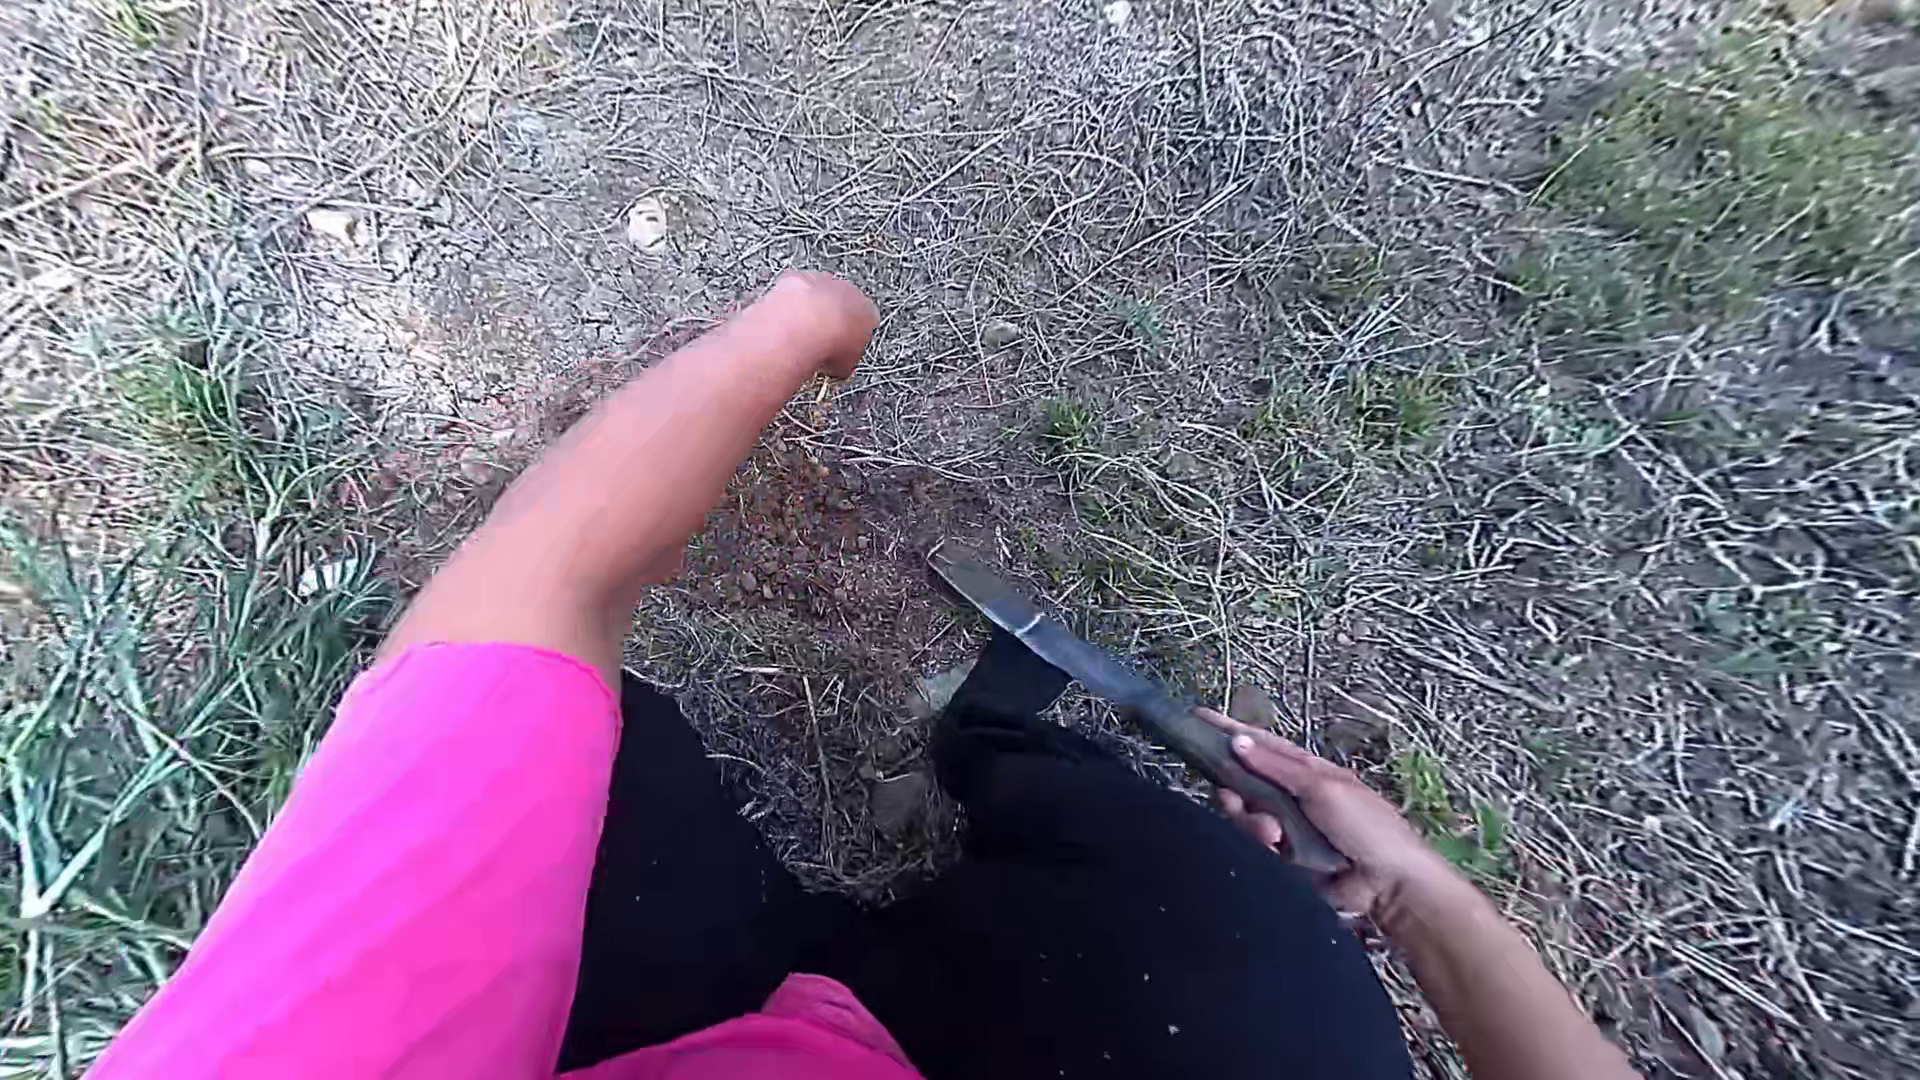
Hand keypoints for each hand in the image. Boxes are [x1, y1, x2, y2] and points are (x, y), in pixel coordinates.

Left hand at [761, 270, 879, 379]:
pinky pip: (795, 290)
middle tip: (821, 343)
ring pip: (819, 294)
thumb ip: (846, 360)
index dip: (852, 339)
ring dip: (812, 311)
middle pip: (842, 304)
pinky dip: (790, 303)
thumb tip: (838, 365)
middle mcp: (849, 291)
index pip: (865, 323)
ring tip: (801, 335)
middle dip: (832, 321)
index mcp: (868, 311)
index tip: (842, 350)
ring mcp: (822, 281)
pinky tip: (786, 322)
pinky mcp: (796, 277)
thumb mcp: (846, 366)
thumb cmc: (829, 345)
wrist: (805, 329)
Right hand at [1198, 708, 1473, 928]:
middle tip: (1230, 796)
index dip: (1227, 729)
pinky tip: (1277, 847)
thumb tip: (1236, 740)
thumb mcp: (1322, 787)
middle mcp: (1287, 792)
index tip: (1196, 716)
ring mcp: (1284, 823)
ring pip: (1243, 811)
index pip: (1257, 741)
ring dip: (1251, 821)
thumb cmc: (1367, 826)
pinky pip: (1253, 839)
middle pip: (1240, 779)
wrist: (1392, 888)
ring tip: (1272, 834)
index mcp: (1302, 768)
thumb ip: (1275, 766)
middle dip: (1232, 788)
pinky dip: (1260, 842)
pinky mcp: (1282, 853)